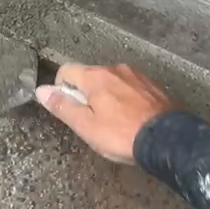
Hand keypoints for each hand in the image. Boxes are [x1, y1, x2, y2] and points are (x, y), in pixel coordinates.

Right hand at [36, 63, 177, 163]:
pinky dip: (125, 98)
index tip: (67, 106)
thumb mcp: (86, 126)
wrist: (168, 139)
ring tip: (114, 121)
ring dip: (106, 95)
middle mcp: (116, 69)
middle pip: (90, 75)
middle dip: (85, 93)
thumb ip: (62, 106)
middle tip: (91, 120)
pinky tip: (132, 117)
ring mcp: (137, 75)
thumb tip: (41, 91)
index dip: (60, 87)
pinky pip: (131, 87)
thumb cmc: (122, 134)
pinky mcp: (153, 85)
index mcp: (95, 76)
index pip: (66, 70)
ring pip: (112, 80)